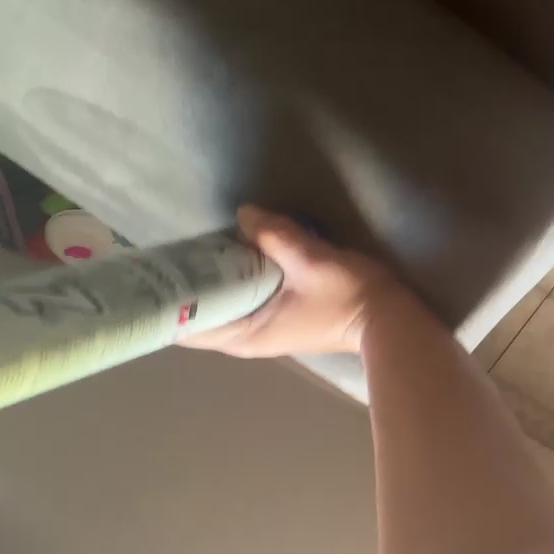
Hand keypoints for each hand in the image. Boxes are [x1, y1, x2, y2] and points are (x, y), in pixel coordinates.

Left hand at [180, 204, 409, 357]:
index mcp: (242, 335)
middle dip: (195, 281)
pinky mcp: (287, 321)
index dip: (167, 296)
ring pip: (229, 304)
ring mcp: (268, 332)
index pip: (182, 323)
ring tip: (214, 246)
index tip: (158, 269)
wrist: (395, 318)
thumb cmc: (350, 297)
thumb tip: (246, 213)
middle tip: (186, 247)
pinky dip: (243, 281)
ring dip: (221, 278)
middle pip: (204, 311)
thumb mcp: (314, 261)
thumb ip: (277, 236)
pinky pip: (250, 301)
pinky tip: (250, 258)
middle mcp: (246, 340)